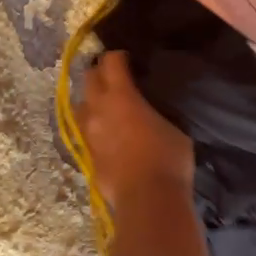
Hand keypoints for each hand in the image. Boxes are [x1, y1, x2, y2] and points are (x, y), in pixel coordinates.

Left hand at [77, 51, 194, 206]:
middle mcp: (98, 109)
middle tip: (115, 77)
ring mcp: (87, 132)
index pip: (112, 62)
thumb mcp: (175, 128)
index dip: (119, 56)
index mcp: (122, 96)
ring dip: (92, 99)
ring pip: (80, 104)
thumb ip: (157, 113)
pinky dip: (93, 125)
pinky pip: (84, 130)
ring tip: (106, 104)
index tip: (129, 58)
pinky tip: (107, 132)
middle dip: (101, 72)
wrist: (148, 199)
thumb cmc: (169, 159)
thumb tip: (151, 111)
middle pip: (89, 78)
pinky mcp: (86, 154)